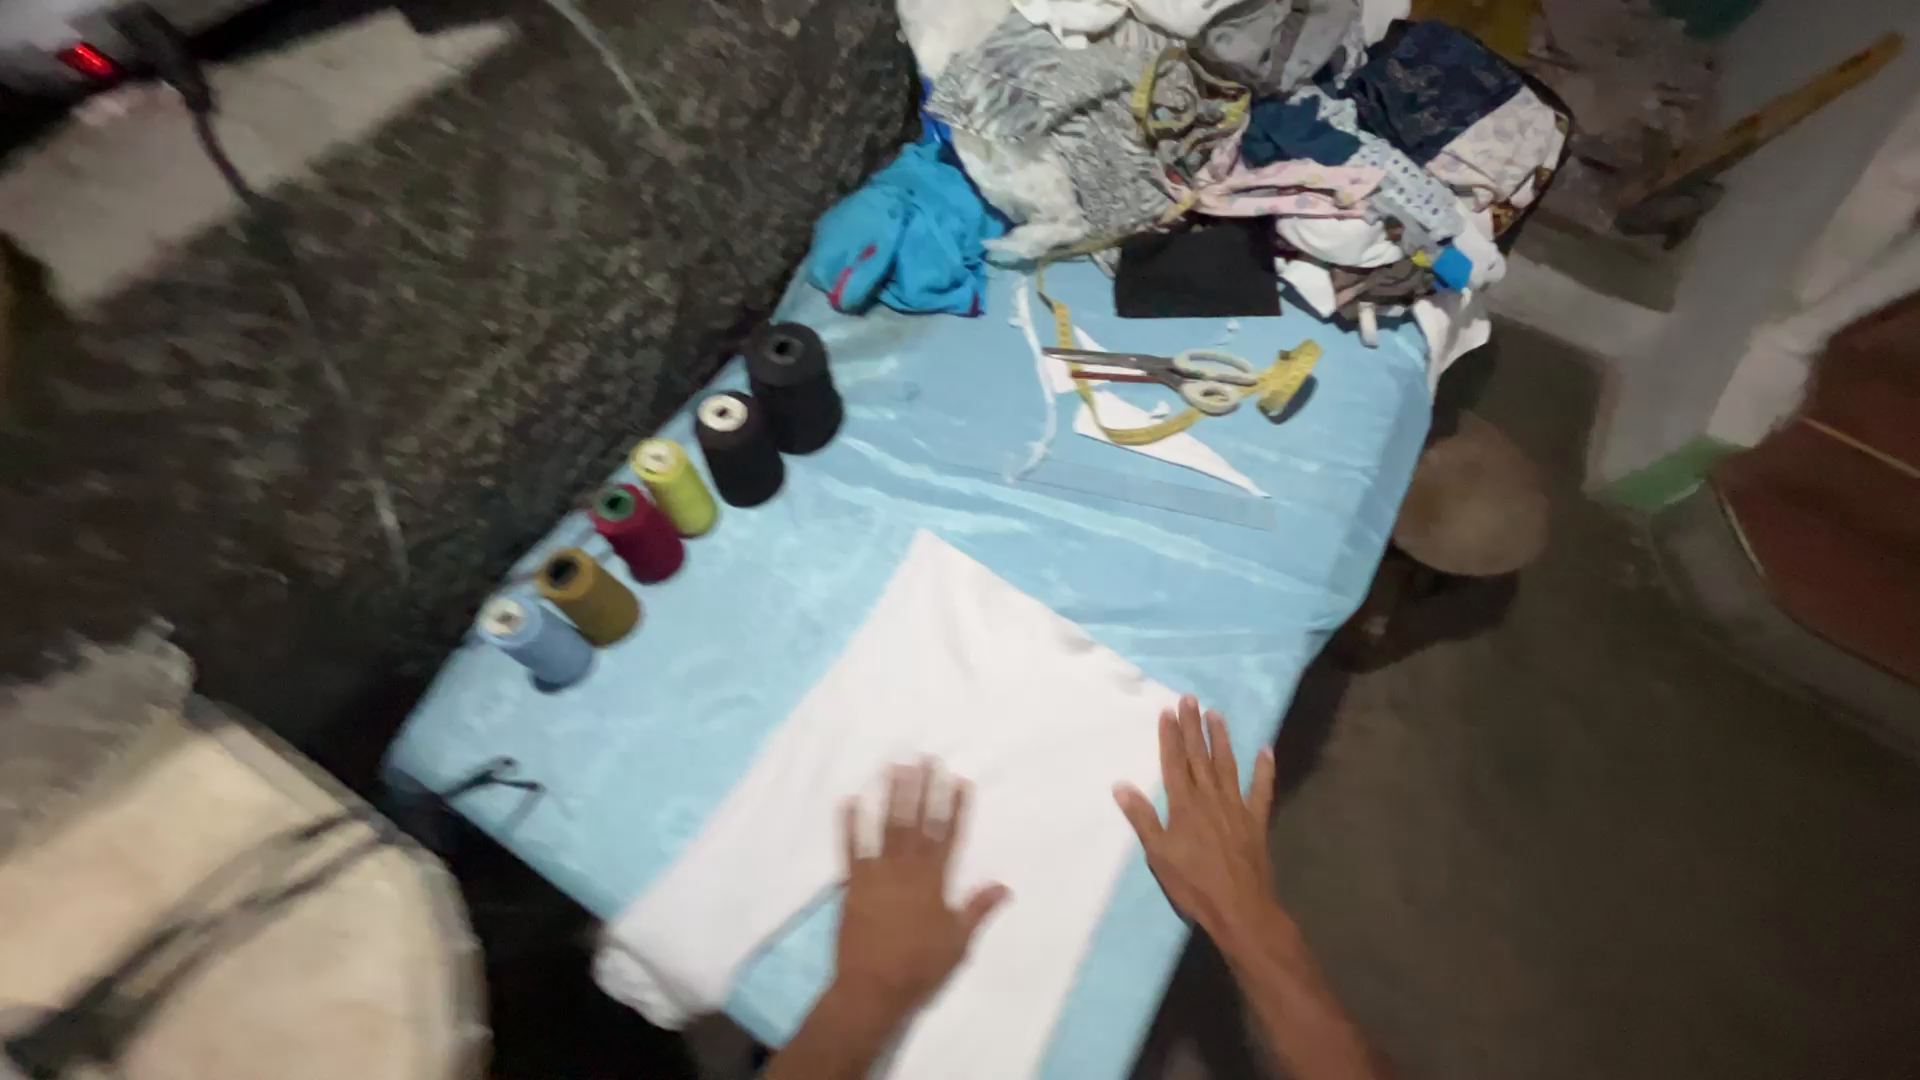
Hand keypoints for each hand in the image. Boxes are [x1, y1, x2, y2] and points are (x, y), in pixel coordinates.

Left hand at [831, 760, 1010, 1015]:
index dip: (955, 806)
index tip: (959, 778)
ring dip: (892, 794)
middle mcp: (907, 867)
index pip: (948, 834)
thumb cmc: (920, 968)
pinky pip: (850, 847)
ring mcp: (877, 872)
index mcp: (935, 880)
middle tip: (925, 757)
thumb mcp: (958, 943)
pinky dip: (848, 823)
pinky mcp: (852, 883)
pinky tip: (850, 799)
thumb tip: (1005, 885)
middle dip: (923, 787)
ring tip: (895, 765)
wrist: (872, 990)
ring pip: (887, 825)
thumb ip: (978, 909)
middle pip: (918, 820)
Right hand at [1114, 696, 1278, 943]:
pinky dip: (1264, 770)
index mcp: (1184, 804)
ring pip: (1227, 765)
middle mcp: (1209, 797)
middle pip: (1199, 756)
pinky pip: (1261, 790)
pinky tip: (1265, 750)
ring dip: (1221, 738)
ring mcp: (1235, 807)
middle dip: (1192, 727)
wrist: (1240, 909)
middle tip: (1190, 699)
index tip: (1168, 711)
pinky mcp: (1256, 821)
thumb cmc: (1193, 883)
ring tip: (1216, 714)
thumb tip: (1120, 786)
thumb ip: (1142, 818)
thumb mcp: (1158, 854)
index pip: (1174, 762)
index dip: (1170, 736)